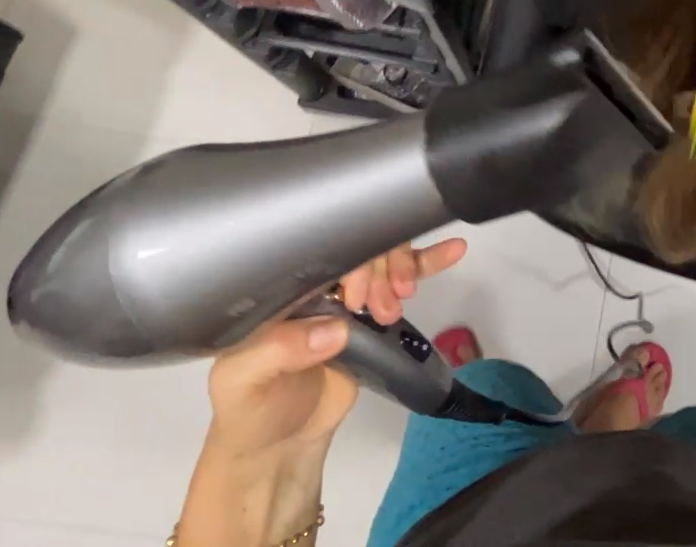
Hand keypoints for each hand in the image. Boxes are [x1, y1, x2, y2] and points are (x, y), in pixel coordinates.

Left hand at [204, 238, 466, 461]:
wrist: (281, 447)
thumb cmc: (250, 411)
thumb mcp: (243, 384)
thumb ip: (279, 352)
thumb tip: (333, 329)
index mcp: (281, 287)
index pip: (319, 251)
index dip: (346, 263)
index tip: (358, 295)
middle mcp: (315, 284)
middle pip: (359, 248)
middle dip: (379, 271)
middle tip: (381, 308)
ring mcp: (347, 296)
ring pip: (384, 259)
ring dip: (402, 270)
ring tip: (400, 300)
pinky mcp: (373, 314)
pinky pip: (402, 282)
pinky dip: (427, 264)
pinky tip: (452, 250)